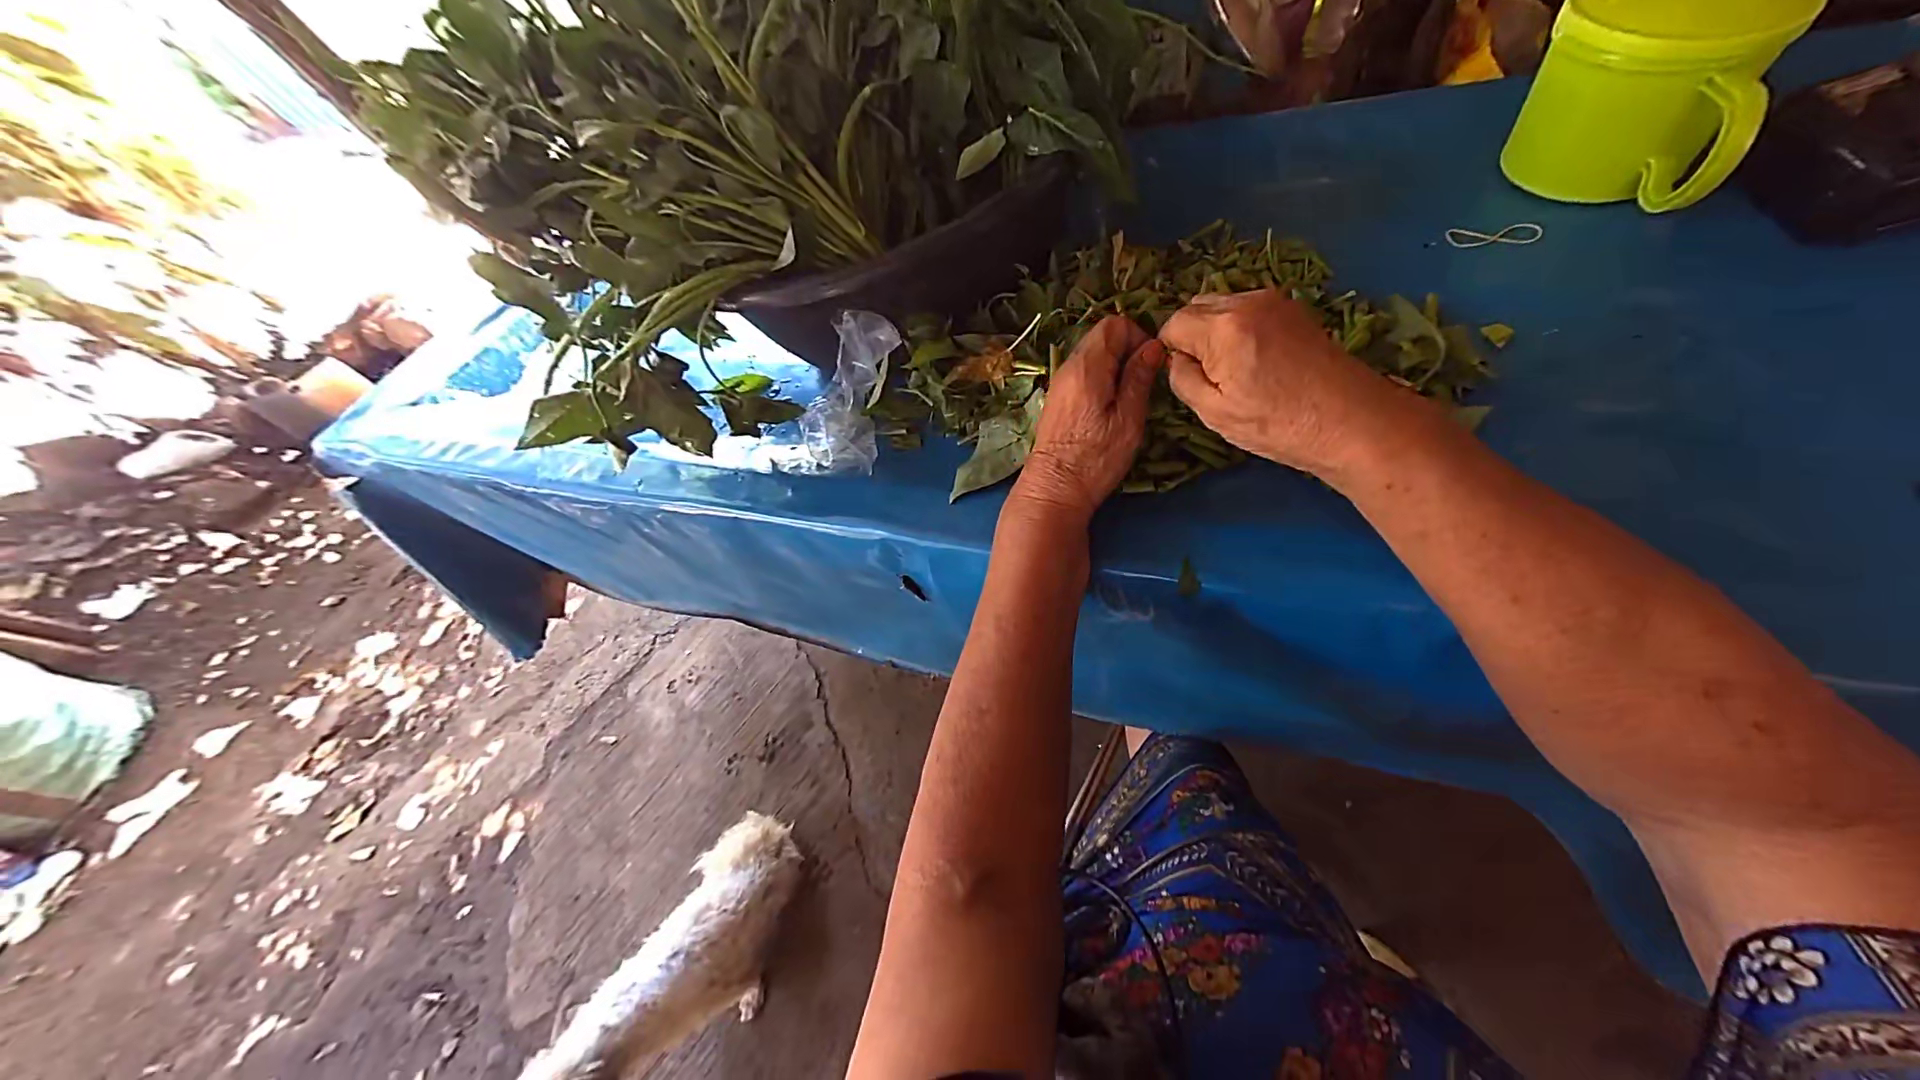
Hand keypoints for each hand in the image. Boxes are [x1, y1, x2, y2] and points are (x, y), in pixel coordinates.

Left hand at [1012, 316, 1165, 521]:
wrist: (1053, 491)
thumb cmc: (1095, 459)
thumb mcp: (1128, 419)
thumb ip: (1140, 378)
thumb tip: (1153, 347)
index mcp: (1087, 366)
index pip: (1114, 324)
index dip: (1139, 335)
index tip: (1152, 363)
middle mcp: (1068, 368)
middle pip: (1101, 337)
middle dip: (1128, 350)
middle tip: (1144, 381)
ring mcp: (1059, 383)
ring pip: (1092, 356)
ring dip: (1115, 367)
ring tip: (1130, 397)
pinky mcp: (1057, 400)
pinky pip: (1083, 375)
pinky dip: (1101, 380)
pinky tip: (1110, 407)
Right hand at [1160, 290, 1412, 477]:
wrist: (1352, 420)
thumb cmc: (1278, 424)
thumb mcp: (1214, 412)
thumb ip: (1182, 379)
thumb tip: (1176, 359)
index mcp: (1223, 326)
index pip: (1172, 324)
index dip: (1171, 352)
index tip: (1188, 378)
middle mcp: (1247, 301)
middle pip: (1195, 308)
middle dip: (1192, 337)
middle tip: (1211, 376)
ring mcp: (1275, 301)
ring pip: (1222, 307)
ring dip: (1216, 333)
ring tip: (1236, 371)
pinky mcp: (1293, 309)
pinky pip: (1248, 311)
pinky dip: (1240, 330)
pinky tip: (1257, 362)